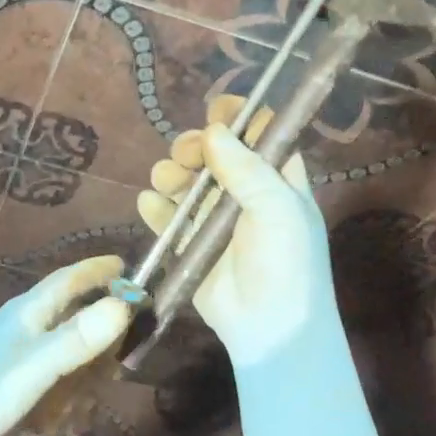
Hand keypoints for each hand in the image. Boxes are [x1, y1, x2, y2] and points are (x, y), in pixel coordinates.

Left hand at [0, 254, 131, 435]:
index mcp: (27, 313)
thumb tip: (124, 304)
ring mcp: (8, 354)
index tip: (127, 265)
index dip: (97, 271)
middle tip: (118, 362)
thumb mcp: (36, 367)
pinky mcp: (1, 381)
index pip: (68, 280)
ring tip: (83, 402)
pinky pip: (43, 378)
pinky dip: (56, 394)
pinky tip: (53, 420)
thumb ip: (78, 338)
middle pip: (69, 316)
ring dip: (78, 373)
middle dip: (97, 336)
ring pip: (59, 351)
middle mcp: (19, 326)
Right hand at [136, 95, 333, 367]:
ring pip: (188, 186)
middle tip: (185, 153)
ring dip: (173, 175)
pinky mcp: (191, 249)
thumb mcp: (277, 206)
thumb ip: (246, 167)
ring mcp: (216, 224)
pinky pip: (168, 222)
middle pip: (216, 158)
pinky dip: (156, 209)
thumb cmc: (285, 261)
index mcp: (278, 182)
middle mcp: (246, 198)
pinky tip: (149, 203)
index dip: (240, 119)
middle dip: (196, 148)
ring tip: (165, 179)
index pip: (260, 137)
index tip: (216, 110)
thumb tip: (214, 130)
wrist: (268, 325)